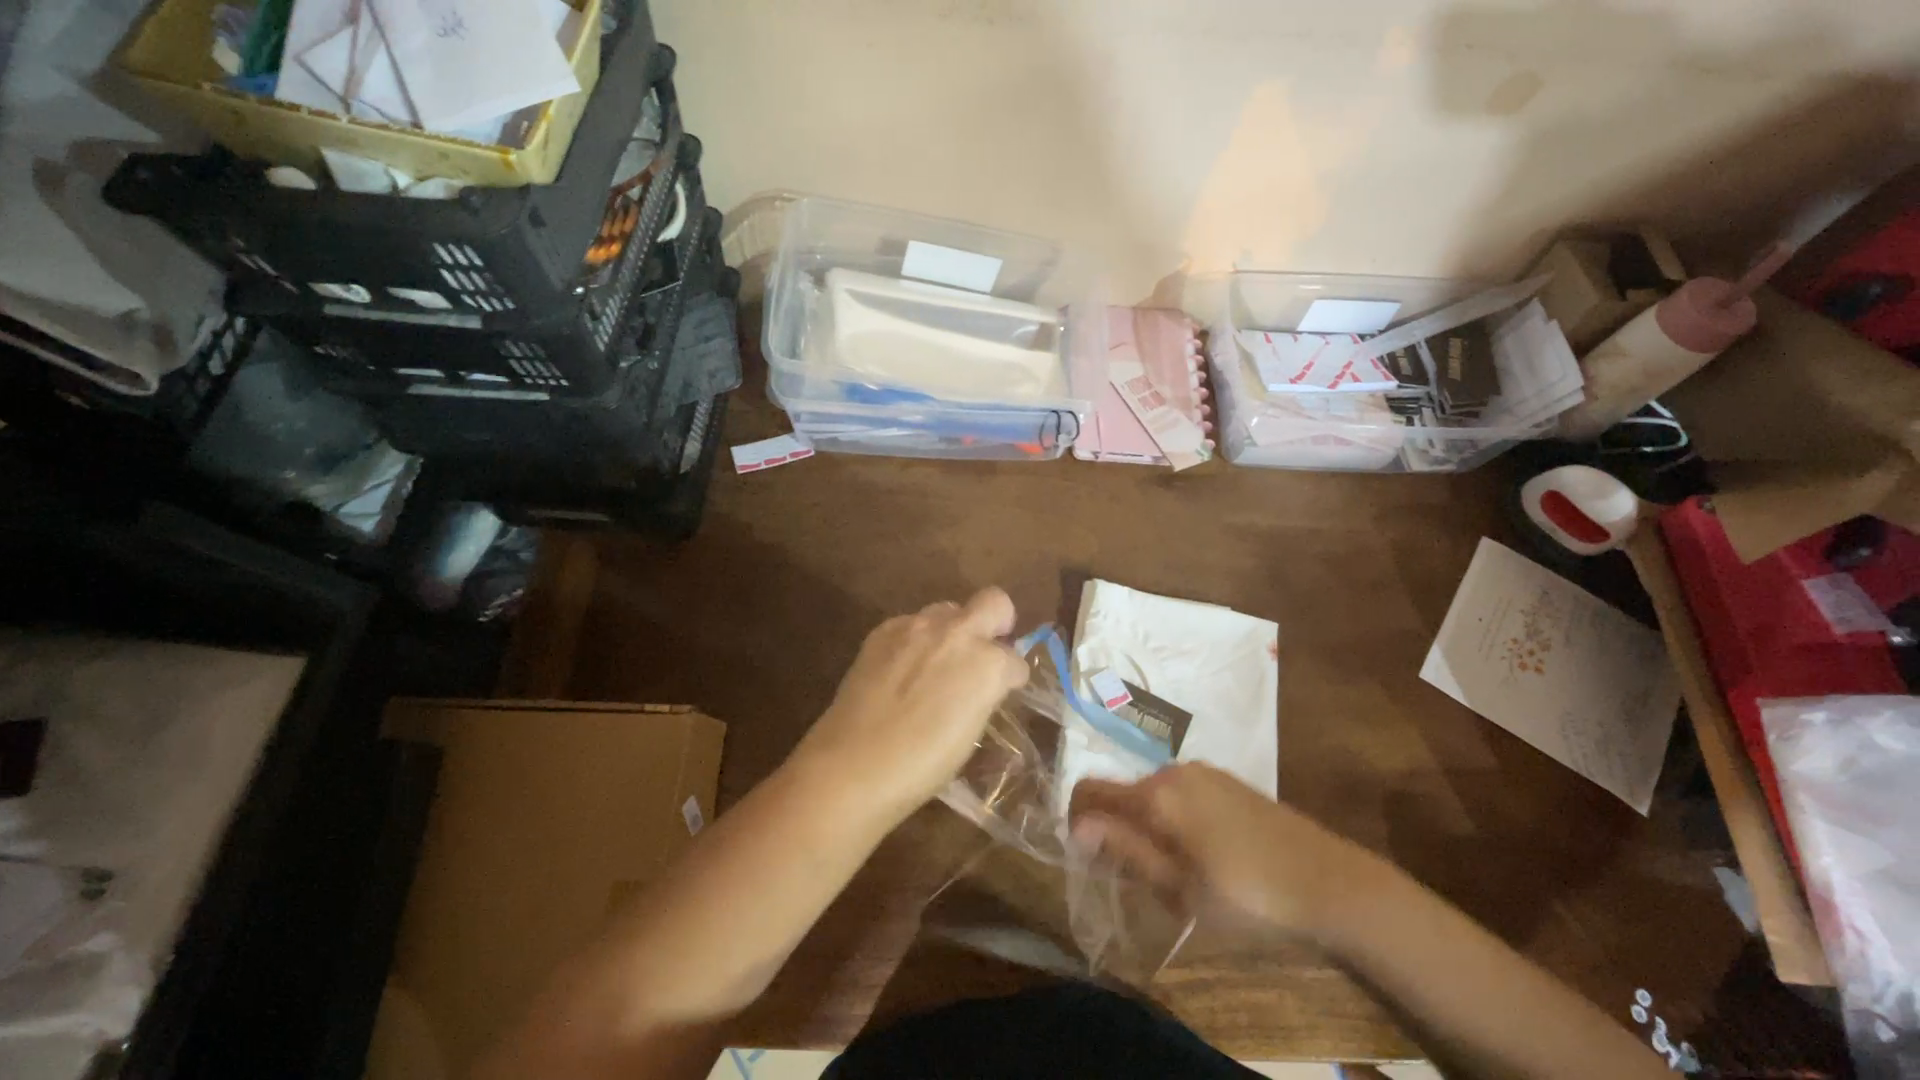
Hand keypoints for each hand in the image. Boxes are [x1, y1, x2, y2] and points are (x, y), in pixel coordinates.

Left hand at [790, 588, 1029, 828]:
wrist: (853, 763)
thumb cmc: (921, 764)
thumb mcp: (969, 734)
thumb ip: (982, 695)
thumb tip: (981, 684)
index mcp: (988, 664)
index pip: (1015, 660)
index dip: (1010, 677)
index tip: (1002, 691)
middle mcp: (957, 633)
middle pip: (994, 602)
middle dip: (997, 623)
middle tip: (985, 651)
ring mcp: (917, 627)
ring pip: (949, 609)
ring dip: (953, 630)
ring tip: (937, 664)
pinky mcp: (883, 630)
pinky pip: (912, 623)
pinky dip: (916, 640)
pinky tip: (904, 670)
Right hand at [1068, 764, 1383, 939]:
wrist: (1331, 883)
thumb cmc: (1248, 895)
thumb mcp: (1180, 888)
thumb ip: (1127, 852)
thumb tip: (1078, 826)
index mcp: (1156, 795)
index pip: (1091, 792)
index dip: (1076, 823)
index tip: (1089, 862)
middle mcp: (1174, 771)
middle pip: (1122, 794)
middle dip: (1116, 832)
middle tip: (1137, 883)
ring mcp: (1205, 774)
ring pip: (1152, 797)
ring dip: (1147, 830)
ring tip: (1172, 878)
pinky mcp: (1229, 783)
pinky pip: (1181, 796)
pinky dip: (1173, 822)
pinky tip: (1201, 859)